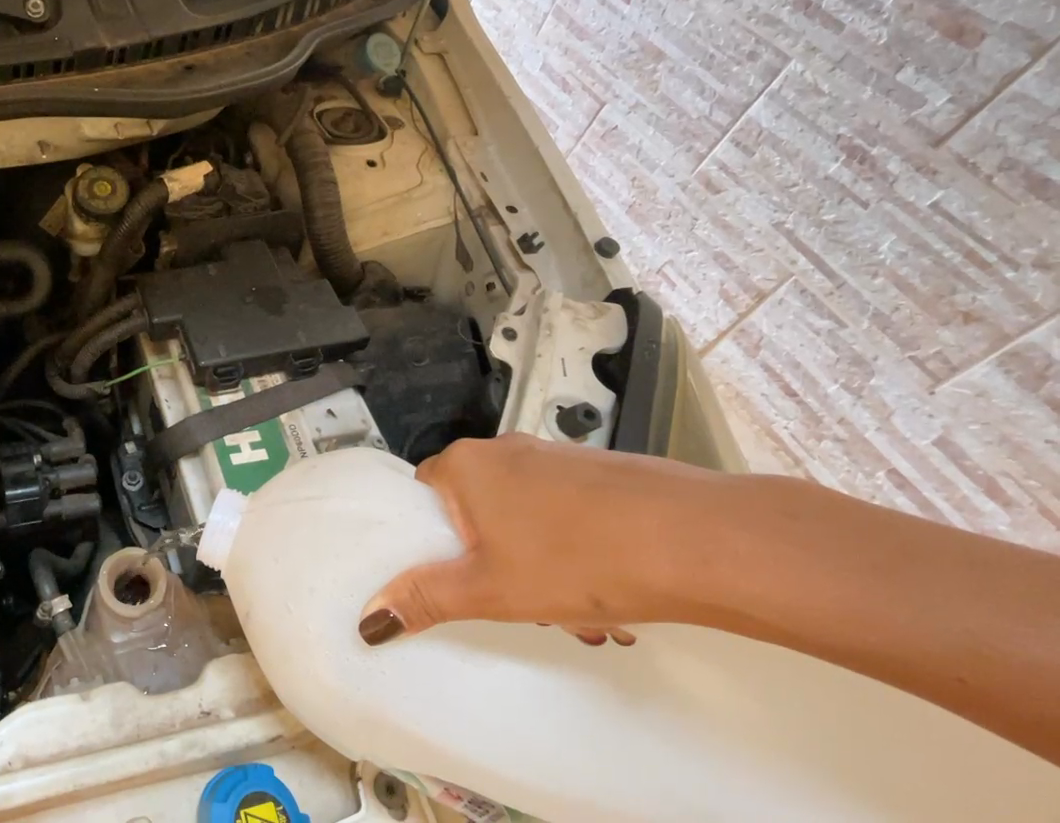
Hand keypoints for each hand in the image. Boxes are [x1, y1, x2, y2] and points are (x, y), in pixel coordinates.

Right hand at [356, 433, 732, 646]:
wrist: (701, 541)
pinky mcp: (603, 473)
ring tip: (577, 614)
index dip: (432, 539)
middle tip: (518, 606)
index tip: (452, 577)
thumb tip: (368, 619)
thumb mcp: (490, 590)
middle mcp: (506, 450)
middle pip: (476, 510)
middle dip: (492, 563)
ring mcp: (559, 458)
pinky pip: (568, 515)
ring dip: (538, 566)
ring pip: (525, 518)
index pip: (422, 494)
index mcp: (466, 465)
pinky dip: (576, 552)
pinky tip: (609, 594)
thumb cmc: (577, 560)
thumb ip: (425, 598)